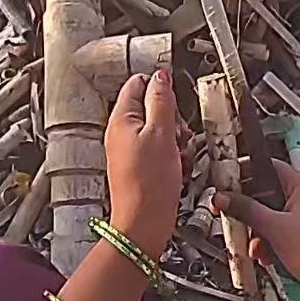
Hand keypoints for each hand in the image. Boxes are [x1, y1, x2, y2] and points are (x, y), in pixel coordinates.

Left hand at [105, 69, 183, 253]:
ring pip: (160, 130)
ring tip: (178, 153)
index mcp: (121, 120)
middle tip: (178, 134)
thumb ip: (161, 101)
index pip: (138, 84)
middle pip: (152, 107)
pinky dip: (173, 156)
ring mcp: (131, 150)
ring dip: (176, 139)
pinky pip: (161, 151)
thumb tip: (160, 76)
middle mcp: (122, 133)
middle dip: (172, 118)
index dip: (160, 88)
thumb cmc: (149, 185)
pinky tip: (177, 167)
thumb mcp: (161, 134)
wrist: (144, 224)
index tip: (175, 102)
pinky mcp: (141, 166)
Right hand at [215, 160, 299, 294]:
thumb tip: (223, 197)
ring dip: (259, 231)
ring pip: (272, 215)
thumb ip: (246, 210)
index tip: (227, 184)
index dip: (244, 173)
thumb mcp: (275, 229)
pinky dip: (271, 242)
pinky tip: (267, 255)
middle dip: (249, 211)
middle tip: (235, 219)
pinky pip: (281, 231)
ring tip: (256, 247)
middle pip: (266, 193)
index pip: (266, 166)